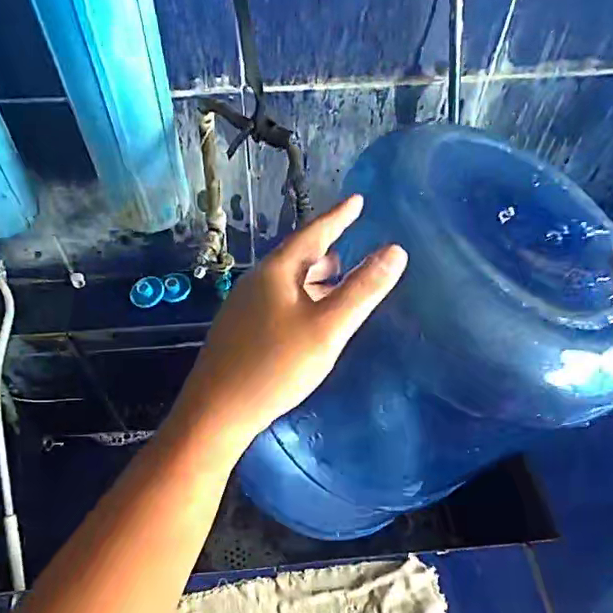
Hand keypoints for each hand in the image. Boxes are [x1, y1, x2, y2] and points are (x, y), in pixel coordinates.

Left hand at [168, 195, 406, 456]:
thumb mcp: (327, 329)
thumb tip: (396, 250)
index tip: (357, 200)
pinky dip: (300, 300)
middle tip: (352, 245)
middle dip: (326, 250)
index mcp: (276, 273)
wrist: (216, 411)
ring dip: (313, 279)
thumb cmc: (275, 367)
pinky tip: (308, 320)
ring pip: (287, 284)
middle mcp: (256, 284)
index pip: (313, 234)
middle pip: (297, 258)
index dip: (338, 217)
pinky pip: (277, 304)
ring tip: (336, 281)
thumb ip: (362, 290)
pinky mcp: (239, 334)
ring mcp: (243, 309)